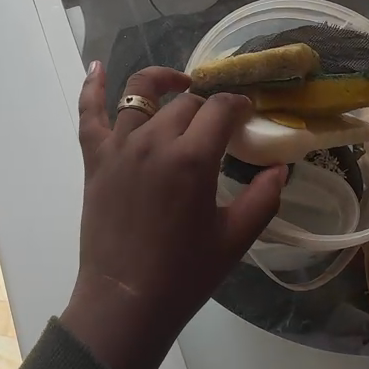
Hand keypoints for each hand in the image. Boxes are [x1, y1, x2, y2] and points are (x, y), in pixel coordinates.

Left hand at [60, 61, 287, 368]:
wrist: (125, 301)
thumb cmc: (184, 274)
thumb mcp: (234, 239)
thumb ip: (262, 198)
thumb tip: (280, 168)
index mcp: (192, 158)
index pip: (220, 109)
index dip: (237, 104)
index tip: (247, 112)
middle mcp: (154, 140)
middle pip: (185, 102)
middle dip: (207, 105)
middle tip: (218, 120)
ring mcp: (120, 145)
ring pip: (140, 93)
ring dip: (163, 83)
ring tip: (178, 86)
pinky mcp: (95, 157)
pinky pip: (89, 112)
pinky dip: (92, 86)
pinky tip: (97, 67)